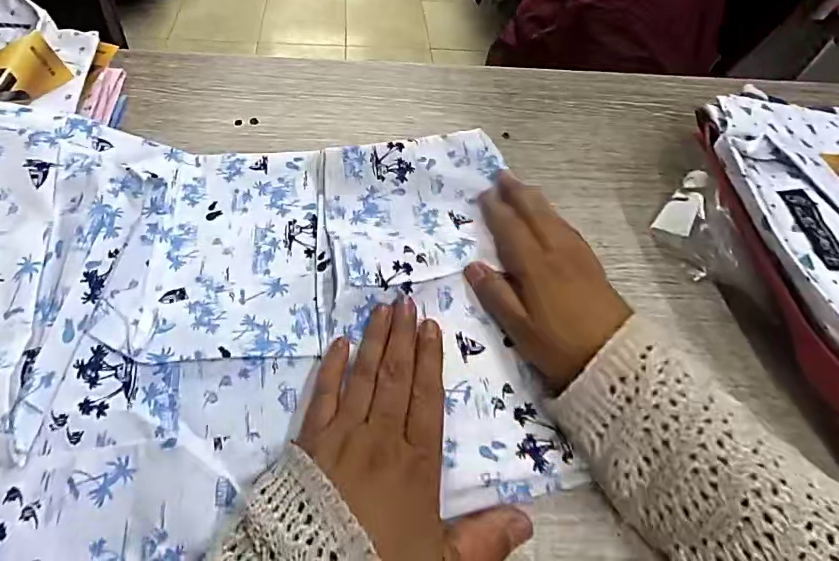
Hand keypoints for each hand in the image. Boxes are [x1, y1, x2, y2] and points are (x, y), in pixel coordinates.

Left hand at [297, 301, 531, 560]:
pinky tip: (339, 344)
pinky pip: (322, 398)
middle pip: (396, 377)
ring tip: (382, 309)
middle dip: (403, 337)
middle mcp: (382, 439)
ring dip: (374, 341)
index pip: (427, 397)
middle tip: (406, 302)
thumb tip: (528, 521)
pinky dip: (331, 369)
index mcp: (416, 462)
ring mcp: (343, 438)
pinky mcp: (310, 445)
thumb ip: (483, 539)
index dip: (430, 360)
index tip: (432, 326)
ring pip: (364, 377)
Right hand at [465, 174, 633, 389]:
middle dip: (517, 192)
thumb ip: (496, 295)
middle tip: (501, 175)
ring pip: (551, 215)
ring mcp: (575, 252)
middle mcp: (555, 249)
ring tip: (522, 188)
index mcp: (535, 265)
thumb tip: (473, 265)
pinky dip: (550, 212)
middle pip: (534, 212)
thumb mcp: (520, 329)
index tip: (484, 194)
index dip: (496, 210)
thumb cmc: (560, 346)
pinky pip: (564, 224)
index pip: (511, 228)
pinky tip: (549, 216)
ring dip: (534, 198)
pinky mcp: (589, 259)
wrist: (613, 353)